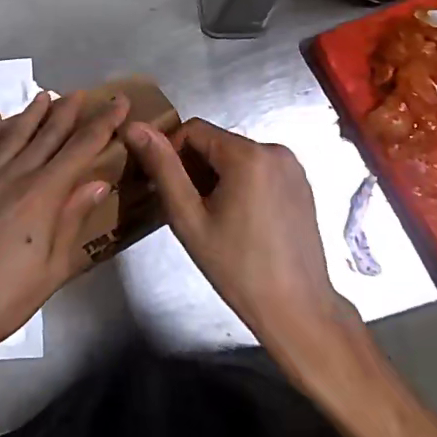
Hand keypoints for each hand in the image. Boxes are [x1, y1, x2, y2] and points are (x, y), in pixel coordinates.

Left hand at [0, 91, 127, 372]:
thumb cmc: (8, 296)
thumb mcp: (53, 266)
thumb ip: (73, 219)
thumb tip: (99, 181)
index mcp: (44, 194)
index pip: (81, 149)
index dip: (103, 123)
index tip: (118, 102)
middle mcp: (16, 176)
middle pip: (47, 135)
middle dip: (68, 113)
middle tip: (82, 93)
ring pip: (14, 136)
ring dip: (32, 114)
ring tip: (45, 95)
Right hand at [123, 118, 351, 354]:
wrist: (298, 310)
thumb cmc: (237, 268)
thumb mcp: (189, 218)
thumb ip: (162, 168)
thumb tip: (134, 127)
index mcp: (248, 154)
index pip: (193, 129)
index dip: (171, 153)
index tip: (163, 187)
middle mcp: (275, 150)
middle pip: (217, 142)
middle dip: (194, 168)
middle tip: (185, 208)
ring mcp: (292, 167)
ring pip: (236, 156)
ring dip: (216, 177)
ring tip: (211, 217)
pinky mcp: (301, 184)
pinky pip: (259, 169)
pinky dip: (240, 184)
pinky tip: (238, 221)